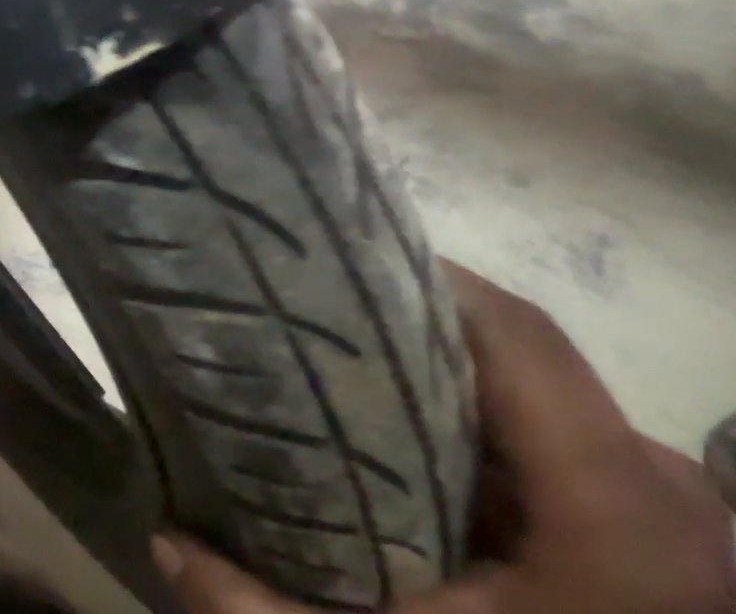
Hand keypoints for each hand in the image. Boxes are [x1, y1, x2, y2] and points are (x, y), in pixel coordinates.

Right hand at [156, 263, 734, 613]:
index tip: (327, 253)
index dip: (426, 279)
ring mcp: (669, 508)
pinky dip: (478, 432)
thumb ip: (264, 607)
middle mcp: (661, 489)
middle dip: (406, 330)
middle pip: (516, 361)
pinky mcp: (660, 532)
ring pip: (535, 403)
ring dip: (439, 382)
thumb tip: (162, 538)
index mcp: (619, 510)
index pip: (518, 337)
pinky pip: (559, 446)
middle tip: (307, 318)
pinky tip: (407, 448)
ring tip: (340, 373)